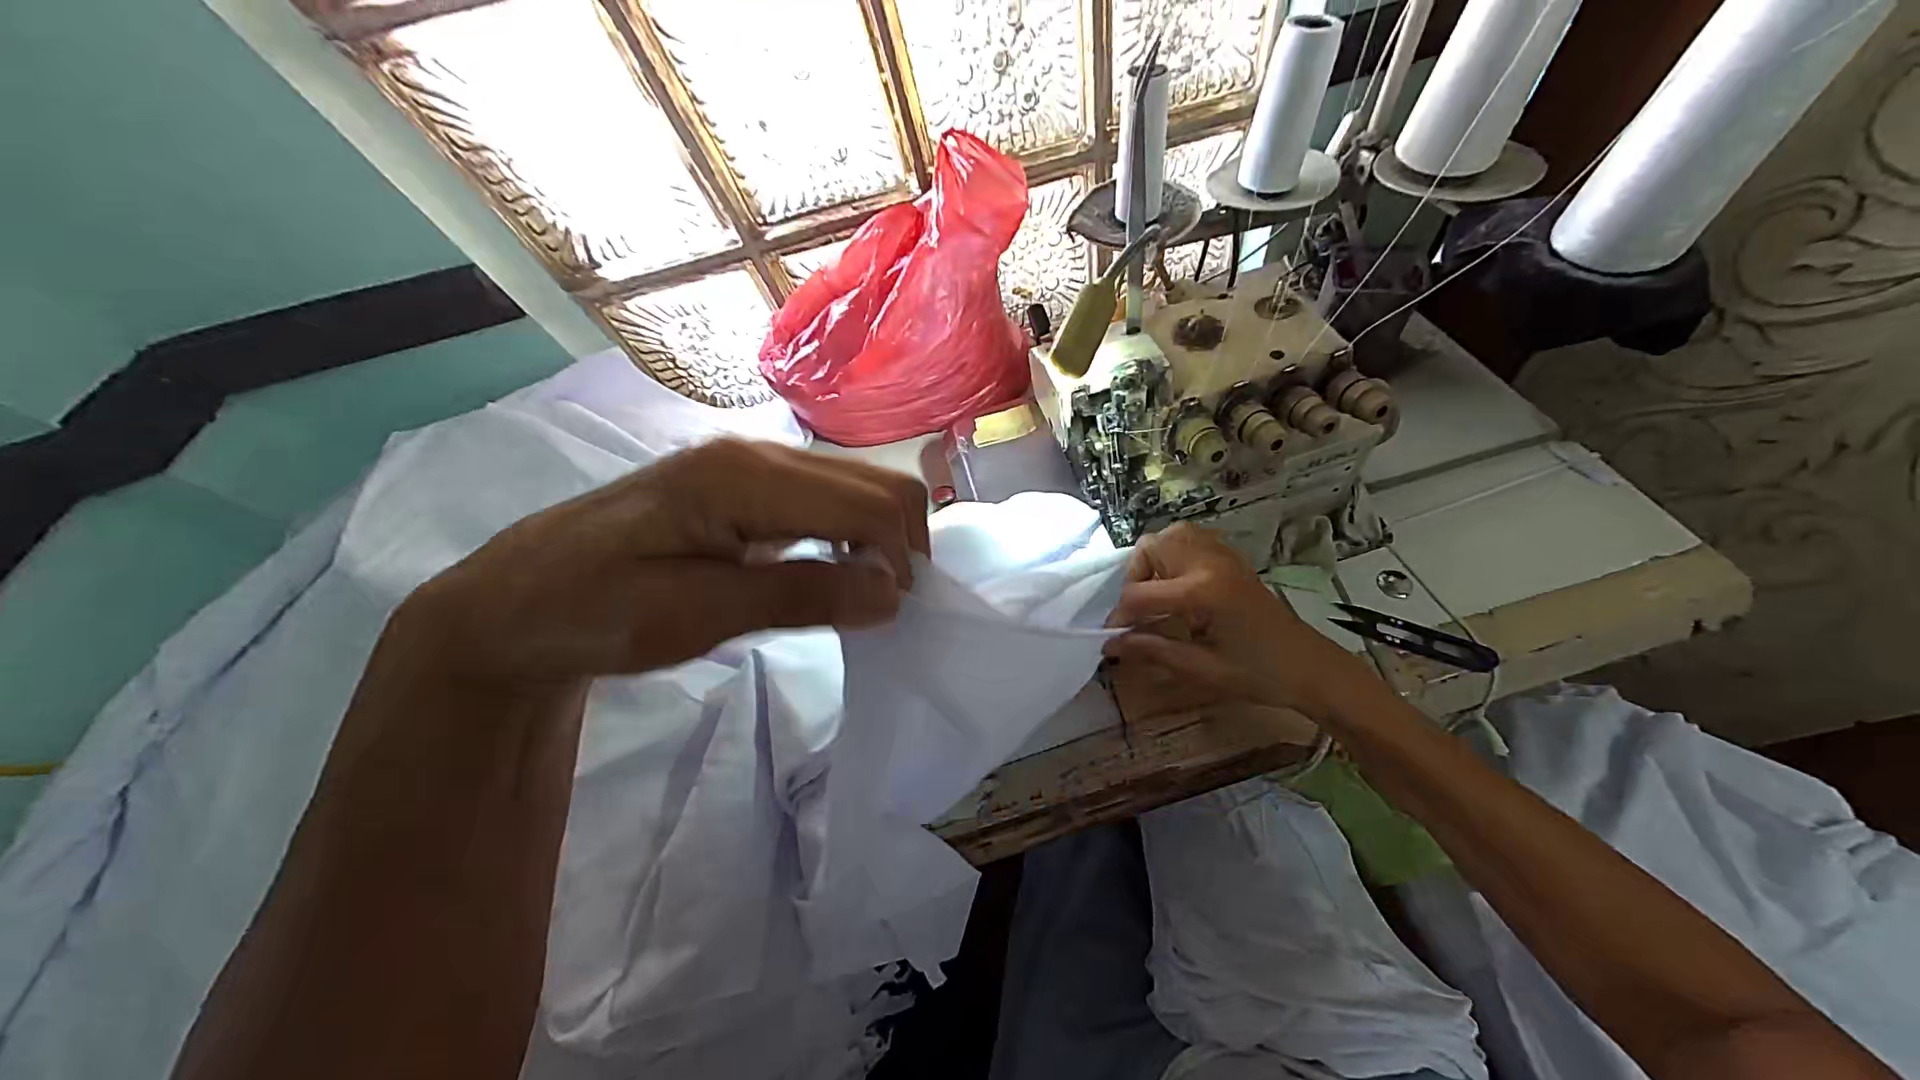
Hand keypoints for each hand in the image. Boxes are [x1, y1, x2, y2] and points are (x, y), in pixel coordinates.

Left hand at [397, 438, 928, 682]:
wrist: (518, 602)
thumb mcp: (698, 615)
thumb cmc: (598, 612)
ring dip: (877, 540)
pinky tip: (833, 574)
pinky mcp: (747, 486)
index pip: (866, 503)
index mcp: (745, 476)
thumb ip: (801, 595)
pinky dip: (849, 537)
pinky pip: (826, 501)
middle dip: (899, 544)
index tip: (894, 616)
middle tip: (885, 608)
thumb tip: (893, 593)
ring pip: (855, 488)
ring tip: (861, 596)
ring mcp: (752, 464)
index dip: (899, 559)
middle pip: (873, 483)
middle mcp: (758, 454)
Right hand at [1103, 523, 1382, 722]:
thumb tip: (1111, 645)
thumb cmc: (1259, 674)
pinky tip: (1178, 584)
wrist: (1310, 667)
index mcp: (1202, 591)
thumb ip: (1153, 650)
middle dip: (1133, 579)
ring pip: (1169, 535)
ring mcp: (1223, 556)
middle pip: (1150, 548)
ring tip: (1156, 594)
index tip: (1110, 636)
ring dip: (1153, 561)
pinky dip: (1174, 553)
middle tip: (1137, 612)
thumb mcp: (1202, 669)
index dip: (1119, 616)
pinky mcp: (1231, 558)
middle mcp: (1210, 563)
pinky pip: (1191, 538)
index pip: (1140, 594)